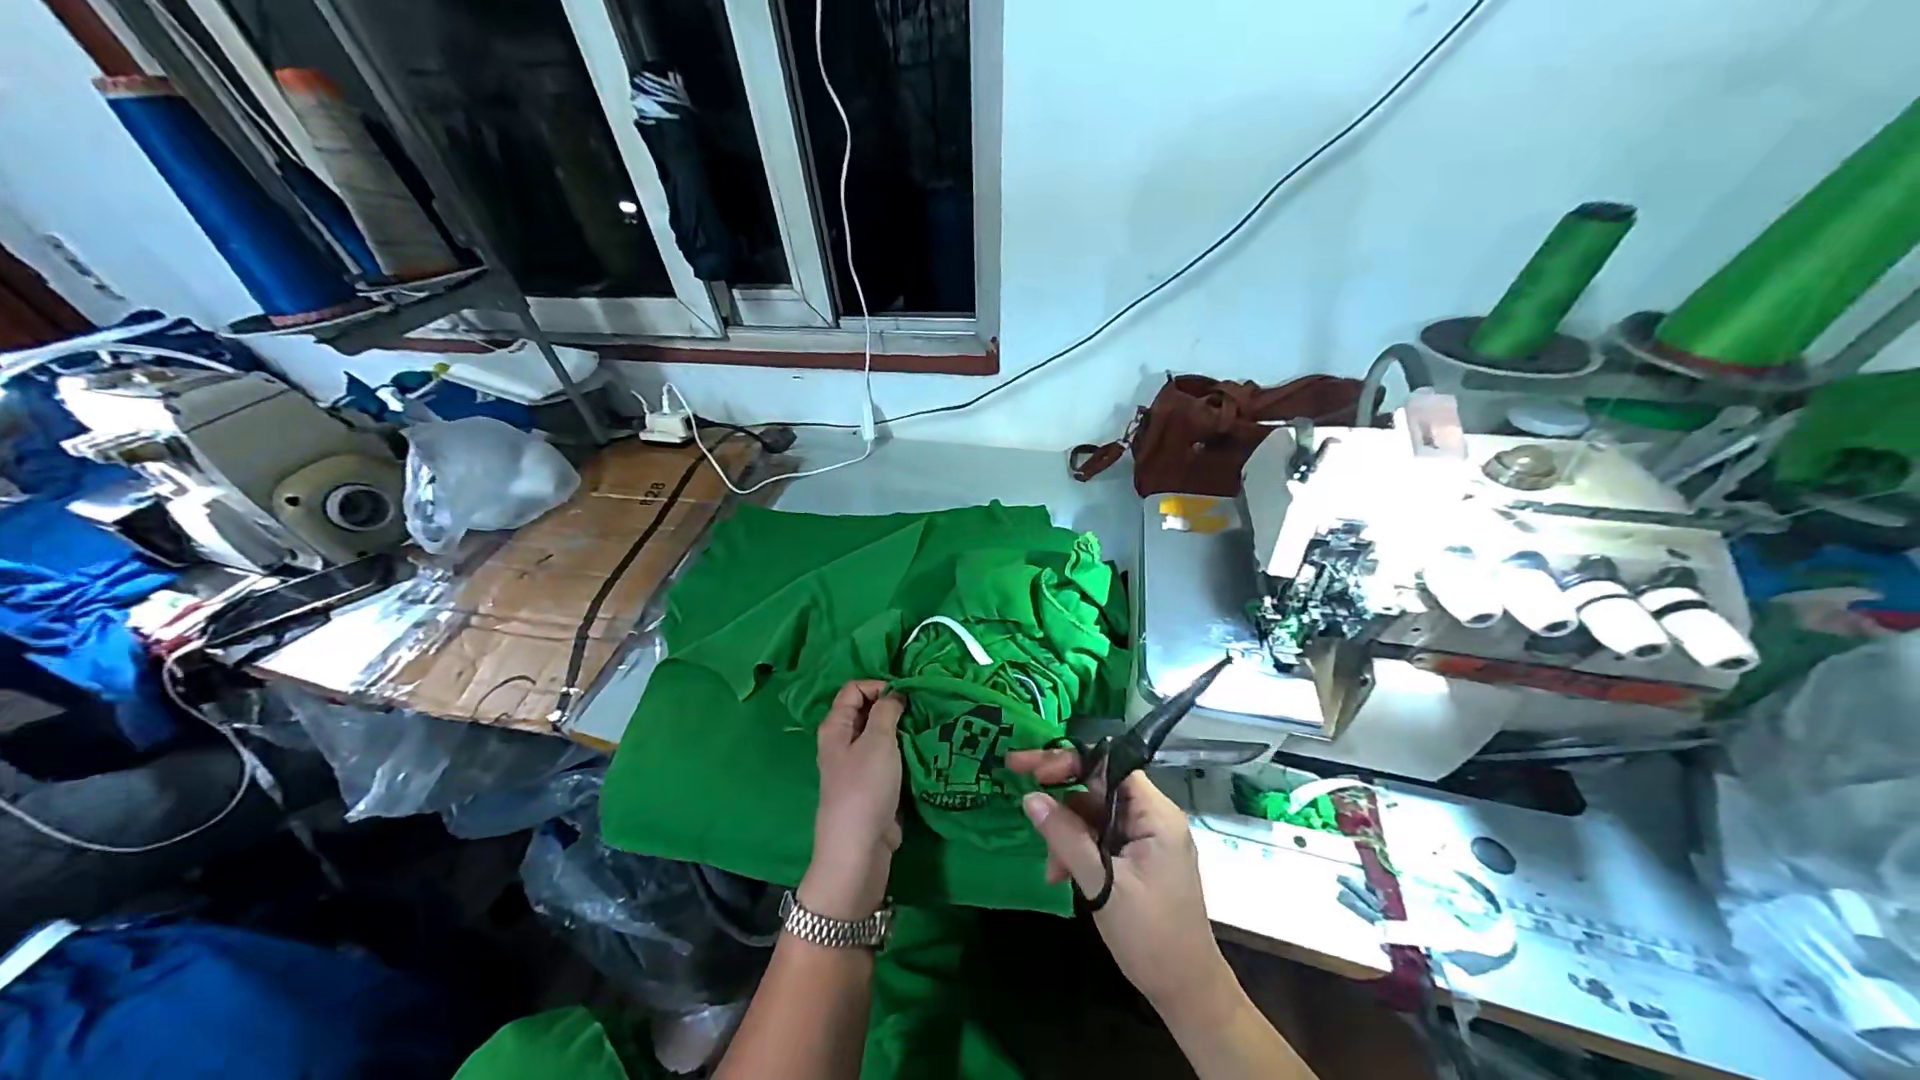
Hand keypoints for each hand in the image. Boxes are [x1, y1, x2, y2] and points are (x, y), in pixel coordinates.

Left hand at [800, 680, 904, 920]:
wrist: (860, 847)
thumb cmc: (865, 787)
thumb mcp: (878, 741)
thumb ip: (886, 711)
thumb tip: (895, 694)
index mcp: (835, 727)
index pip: (854, 689)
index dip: (879, 686)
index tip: (906, 695)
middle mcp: (843, 742)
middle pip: (868, 710)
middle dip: (894, 706)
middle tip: (922, 708)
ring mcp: (858, 765)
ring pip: (881, 735)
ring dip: (903, 730)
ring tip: (927, 726)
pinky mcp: (874, 784)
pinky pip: (890, 758)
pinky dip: (905, 751)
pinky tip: (924, 749)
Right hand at [1007, 749, 1233, 1022]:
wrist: (1186, 991)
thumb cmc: (1151, 937)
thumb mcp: (1103, 885)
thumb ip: (1066, 837)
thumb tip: (1031, 798)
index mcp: (1156, 815)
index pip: (1109, 766)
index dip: (1069, 762)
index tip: (1031, 769)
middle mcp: (1153, 818)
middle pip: (1098, 788)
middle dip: (1060, 797)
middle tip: (1020, 791)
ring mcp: (1146, 839)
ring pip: (1094, 815)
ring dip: (1065, 833)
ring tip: (1051, 867)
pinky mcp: (1138, 858)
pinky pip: (1100, 838)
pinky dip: (1077, 850)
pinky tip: (1060, 874)